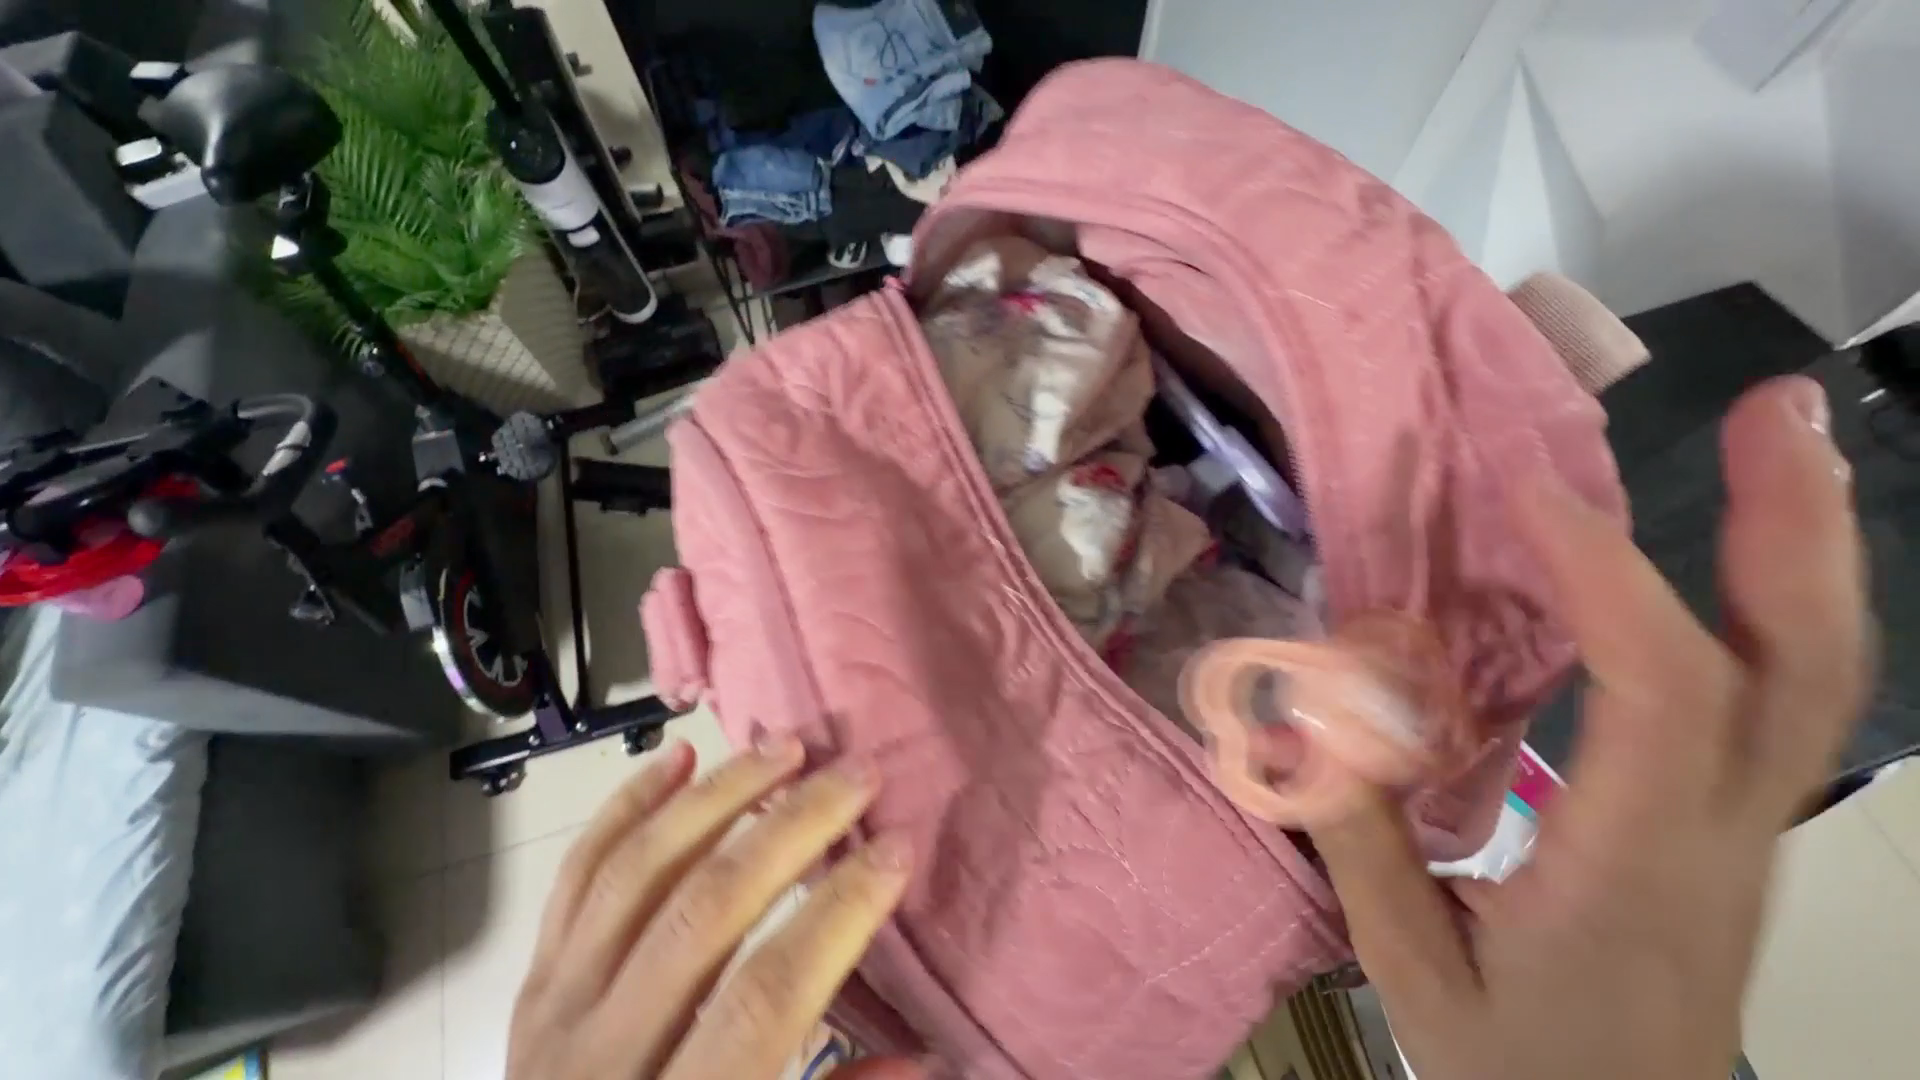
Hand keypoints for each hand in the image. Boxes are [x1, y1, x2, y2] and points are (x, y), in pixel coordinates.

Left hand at [507, 737, 925, 1079]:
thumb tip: (926, 1053)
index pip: (767, 992)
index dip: (838, 914)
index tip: (897, 848)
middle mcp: (603, 1053)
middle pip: (704, 910)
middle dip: (792, 829)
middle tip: (856, 773)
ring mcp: (554, 1010)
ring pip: (636, 873)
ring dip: (717, 798)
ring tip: (782, 748)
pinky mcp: (532, 982)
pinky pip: (577, 877)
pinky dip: (626, 807)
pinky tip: (677, 758)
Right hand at [1308, 376, 1872, 1079]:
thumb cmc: (1517, 1067)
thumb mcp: (1412, 968)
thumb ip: (1359, 835)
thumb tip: (1310, 708)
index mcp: (1637, 863)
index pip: (1658, 692)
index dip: (1602, 576)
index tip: (1527, 491)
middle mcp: (1721, 831)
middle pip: (1806, 665)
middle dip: (1791, 522)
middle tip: (1769, 406)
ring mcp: (1743, 826)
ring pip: (1813, 675)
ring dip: (1797, 545)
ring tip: (1768, 440)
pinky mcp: (1726, 824)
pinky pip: (1766, 695)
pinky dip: (1758, 601)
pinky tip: (1717, 558)